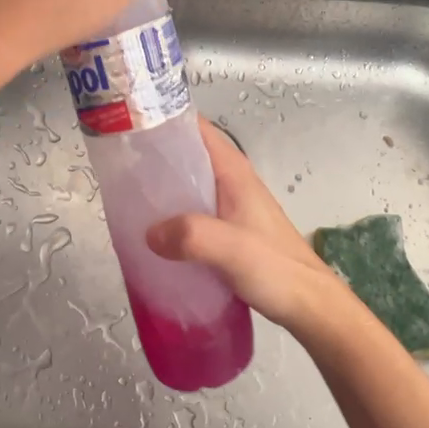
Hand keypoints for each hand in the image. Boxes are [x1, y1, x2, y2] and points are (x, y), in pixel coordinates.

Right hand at [146, 118, 349, 331]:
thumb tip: (149, 232)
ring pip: (187, 185)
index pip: (194, 127)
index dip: (163, 120)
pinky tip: (152, 234)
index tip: (129, 127)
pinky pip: (191, 211)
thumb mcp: (231, 250)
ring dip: (160, 189)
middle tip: (118, 167)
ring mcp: (229, 205)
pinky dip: (171, 215)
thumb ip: (191, 236)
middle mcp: (230, 180)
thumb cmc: (275, 268)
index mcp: (232, 170)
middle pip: (186, 154)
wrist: (310, 307)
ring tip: (127, 200)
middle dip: (153, 157)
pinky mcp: (227, 230)